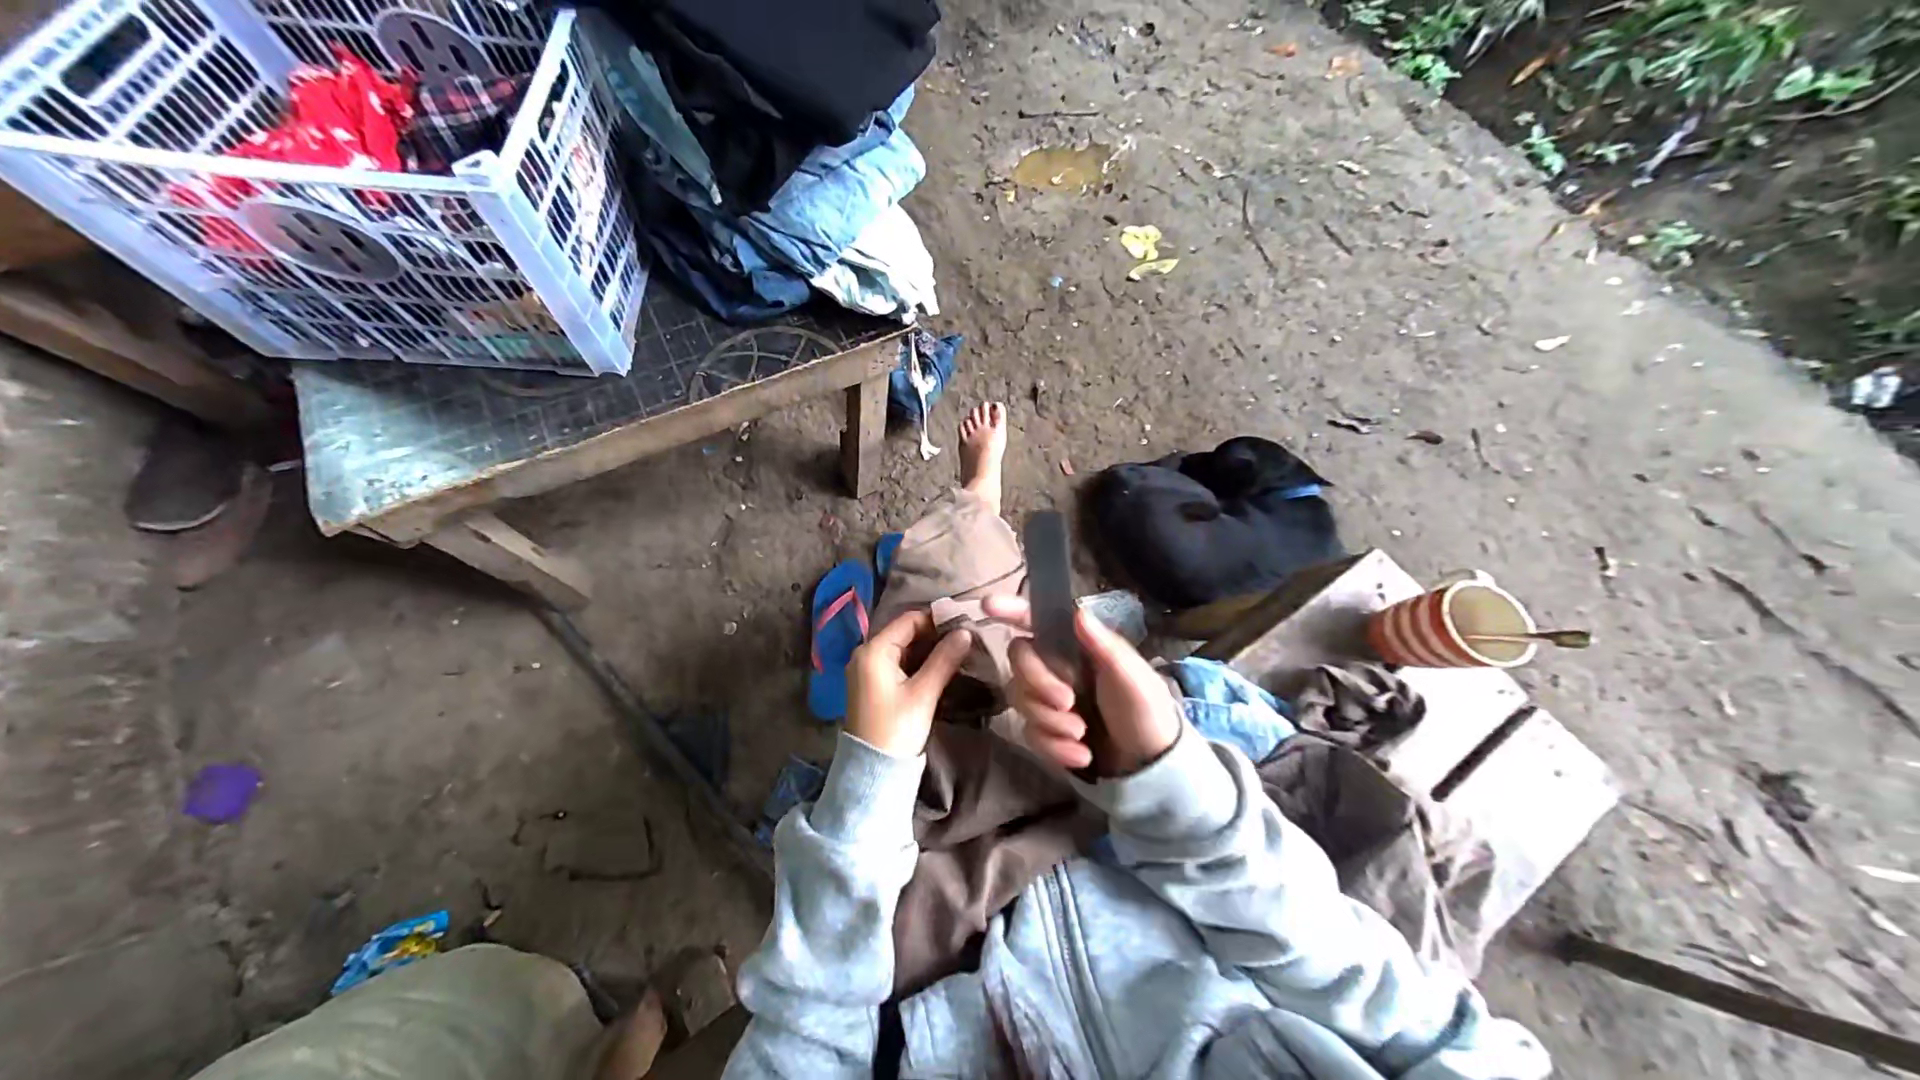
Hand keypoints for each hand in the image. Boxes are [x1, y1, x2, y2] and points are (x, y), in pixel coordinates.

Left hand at [845, 610, 972, 757]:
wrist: (873, 770)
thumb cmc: (897, 729)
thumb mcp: (923, 693)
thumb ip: (944, 659)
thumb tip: (965, 632)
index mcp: (873, 651)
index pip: (909, 620)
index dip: (937, 620)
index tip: (964, 625)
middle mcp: (865, 654)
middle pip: (904, 633)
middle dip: (934, 635)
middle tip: (965, 640)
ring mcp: (867, 669)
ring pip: (903, 648)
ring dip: (928, 650)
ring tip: (958, 652)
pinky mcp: (872, 684)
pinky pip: (898, 663)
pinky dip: (917, 663)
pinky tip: (940, 667)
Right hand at [984, 595, 1182, 775]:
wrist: (1152, 765)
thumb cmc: (1146, 709)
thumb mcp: (1132, 677)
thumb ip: (1105, 647)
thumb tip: (1078, 613)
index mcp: (1075, 645)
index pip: (1037, 620)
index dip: (1011, 609)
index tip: (988, 606)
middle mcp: (1055, 666)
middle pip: (1019, 659)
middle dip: (1039, 683)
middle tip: (1068, 702)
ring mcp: (1047, 699)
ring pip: (1020, 698)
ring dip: (1050, 720)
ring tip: (1082, 734)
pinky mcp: (1045, 731)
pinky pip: (1030, 733)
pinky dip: (1055, 747)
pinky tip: (1082, 756)